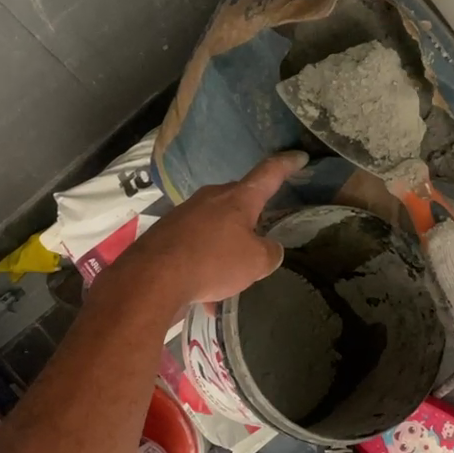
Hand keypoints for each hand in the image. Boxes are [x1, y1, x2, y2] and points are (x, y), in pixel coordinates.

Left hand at [99, 151, 308, 310]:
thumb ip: (270, 253)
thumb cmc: (213, 261)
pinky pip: (197, 246)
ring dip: (226, 246)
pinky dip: (206, 265)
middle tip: (262, 233)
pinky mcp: (167, 234)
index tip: (300, 157)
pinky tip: (206, 295)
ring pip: (216, 226)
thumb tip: (269, 249)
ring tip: (233, 276)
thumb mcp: (256, 263)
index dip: (286, 165)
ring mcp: (185, 214)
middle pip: (239, 200)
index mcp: (238, 199)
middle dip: (252, 215)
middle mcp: (211, 198)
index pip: (269, 174)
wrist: (154, 277)